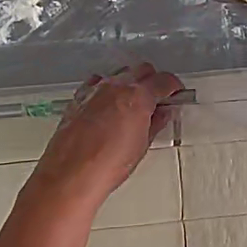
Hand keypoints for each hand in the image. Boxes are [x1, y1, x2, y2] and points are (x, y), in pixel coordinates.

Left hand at [23, 64, 183, 208]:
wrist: (71, 176)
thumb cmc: (105, 164)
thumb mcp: (142, 145)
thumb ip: (155, 123)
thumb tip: (162, 114)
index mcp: (138, 96)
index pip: (163, 80)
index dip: (173, 86)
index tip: (175, 91)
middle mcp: (116, 87)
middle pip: (142, 70)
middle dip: (153, 80)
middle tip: (159, 97)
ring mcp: (95, 91)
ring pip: (120, 74)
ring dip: (130, 82)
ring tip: (134, 102)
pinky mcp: (79, 99)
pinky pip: (97, 83)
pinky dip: (107, 88)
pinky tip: (109, 103)